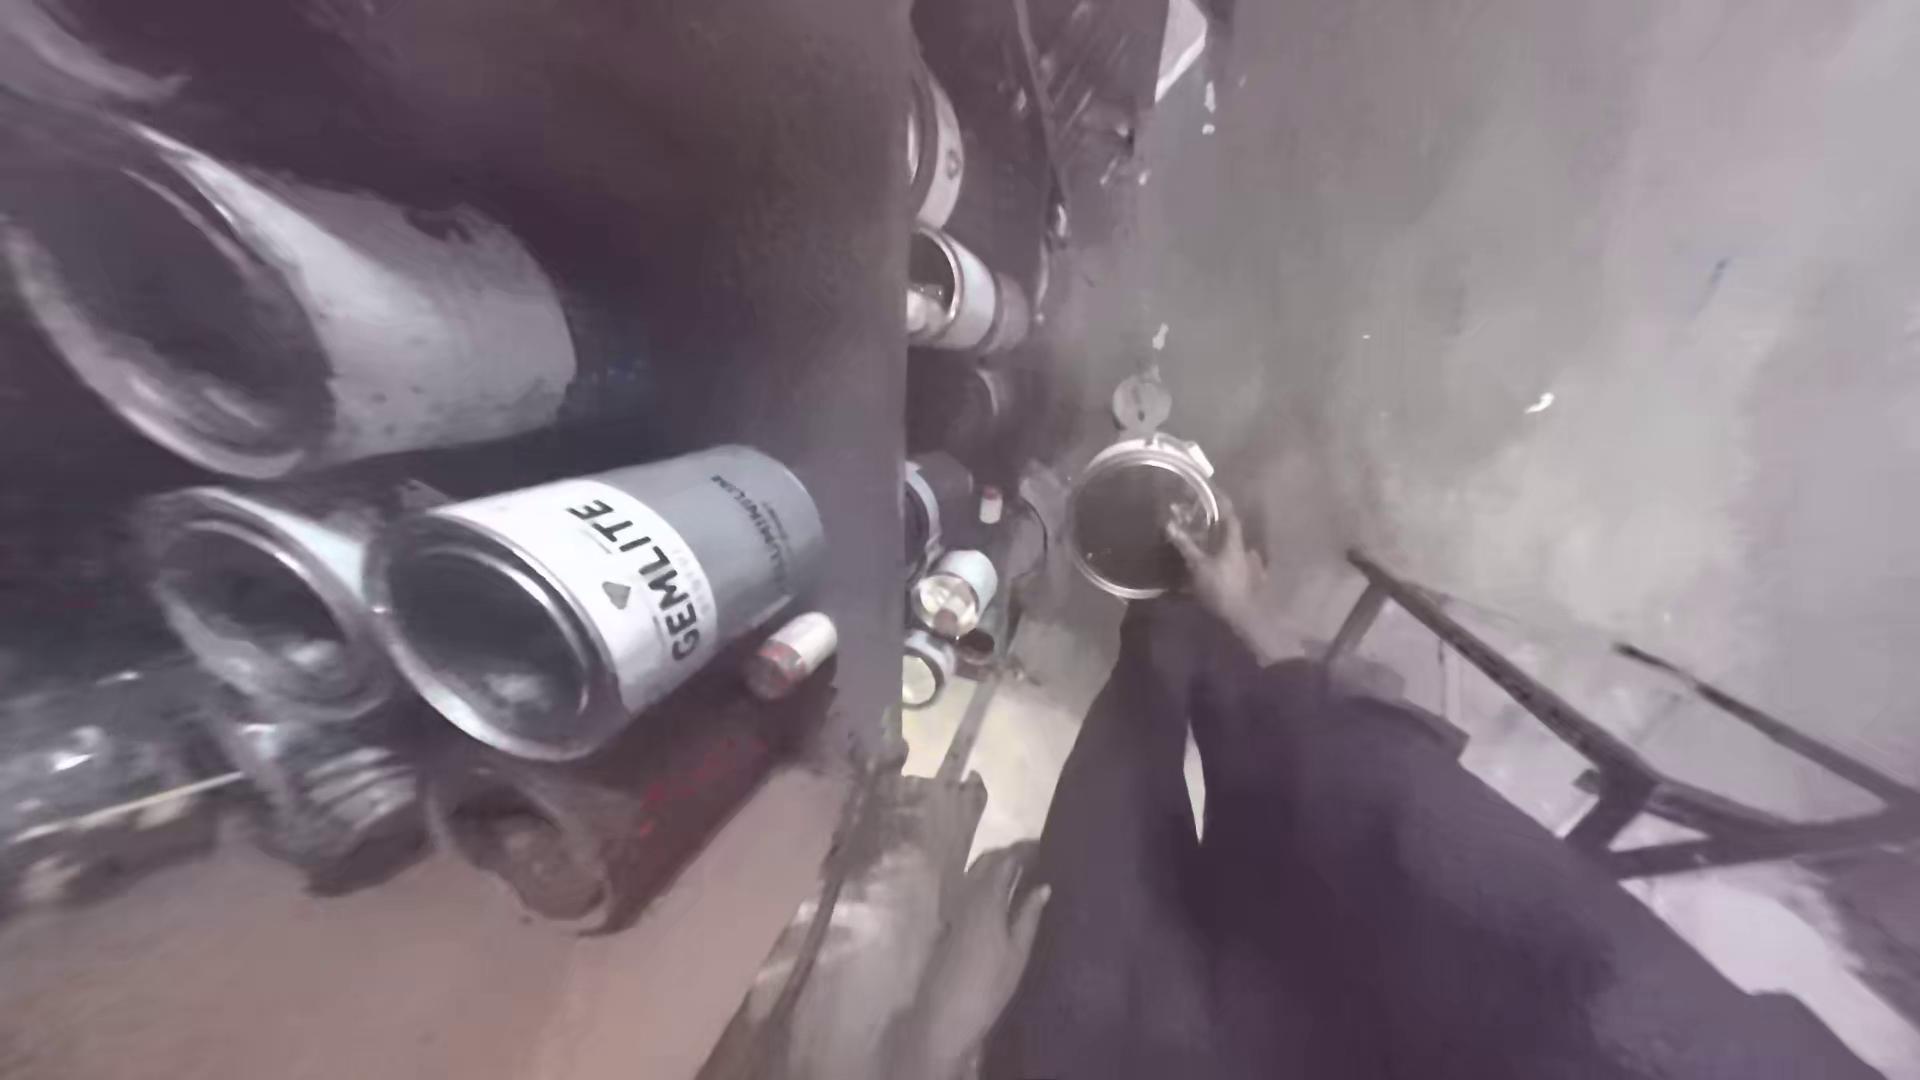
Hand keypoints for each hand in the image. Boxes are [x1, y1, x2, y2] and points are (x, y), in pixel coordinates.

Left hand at [889, 841, 1050, 1077]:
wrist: (943, 1016)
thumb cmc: (987, 986)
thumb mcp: (1017, 953)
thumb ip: (1029, 915)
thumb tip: (1044, 886)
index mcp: (986, 895)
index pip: (1006, 859)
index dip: (1023, 849)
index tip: (1042, 845)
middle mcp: (968, 892)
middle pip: (989, 860)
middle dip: (1010, 853)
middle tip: (1034, 857)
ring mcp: (955, 905)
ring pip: (977, 871)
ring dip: (997, 865)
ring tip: (1020, 871)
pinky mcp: (950, 919)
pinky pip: (970, 886)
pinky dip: (986, 880)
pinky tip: (1000, 893)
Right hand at [1167, 500, 1299, 663]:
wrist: (1243, 617)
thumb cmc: (1221, 587)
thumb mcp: (1198, 565)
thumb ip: (1185, 545)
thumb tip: (1169, 524)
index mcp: (1234, 542)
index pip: (1229, 515)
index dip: (1221, 501)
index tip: (1212, 489)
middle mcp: (1242, 550)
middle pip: (1229, 531)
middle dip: (1214, 522)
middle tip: (1198, 515)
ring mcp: (1244, 565)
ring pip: (1228, 546)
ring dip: (1215, 540)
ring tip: (1198, 537)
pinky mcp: (1242, 579)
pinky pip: (1227, 560)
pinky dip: (1216, 556)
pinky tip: (1205, 561)